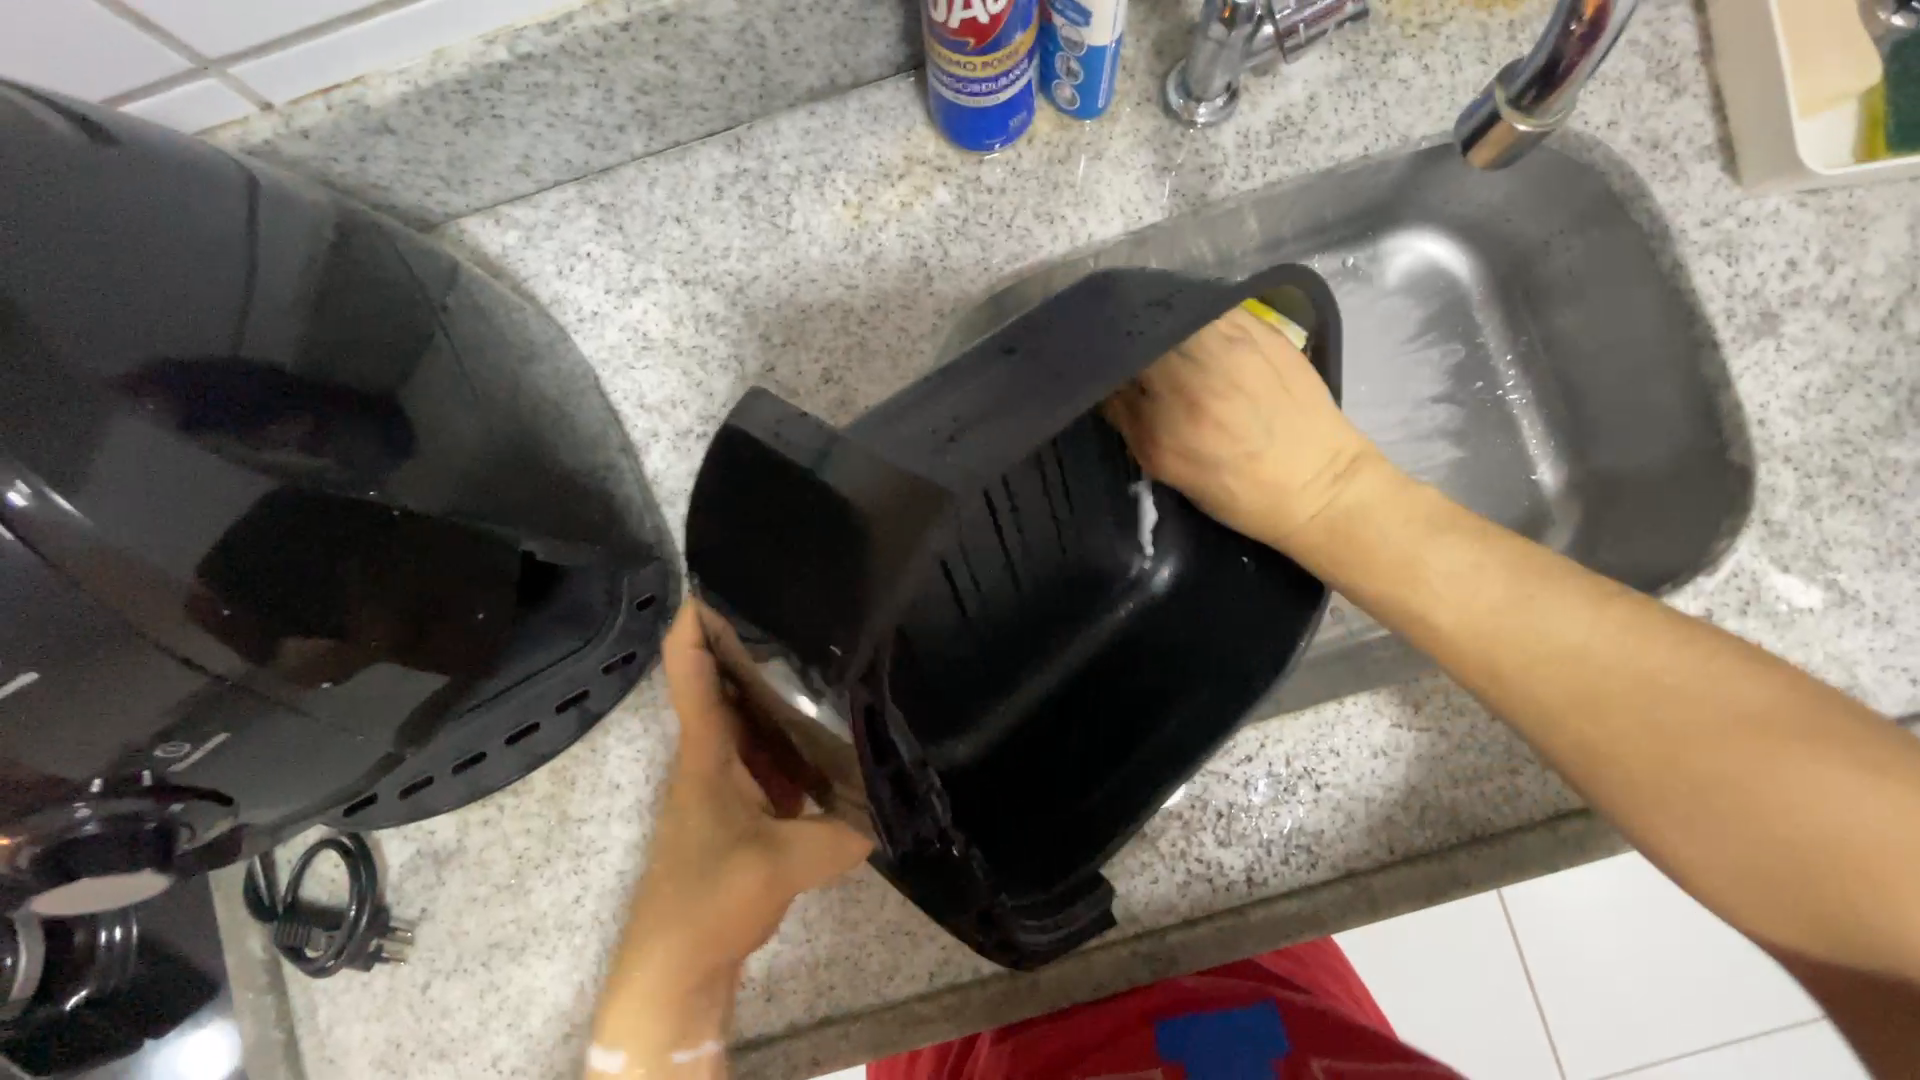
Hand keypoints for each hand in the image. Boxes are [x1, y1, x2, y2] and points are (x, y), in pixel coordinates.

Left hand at [626, 602, 873, 981]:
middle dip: (756, 641)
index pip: (688, 667)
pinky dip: (795, 739)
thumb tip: (891, 806)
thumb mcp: (782, 863)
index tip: (728, 575)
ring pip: (751, 718)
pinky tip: (834, 736)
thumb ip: (841, 832)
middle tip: (810, 609)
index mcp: (706, 750)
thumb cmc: (709, 899)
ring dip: (779, 691)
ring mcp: (727, 781)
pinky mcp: (744, 808)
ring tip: (829, 657)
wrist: (676, 967)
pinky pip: (770, 756)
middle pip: (726, 680)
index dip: (696, 617)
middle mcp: (712, 754)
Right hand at [1101, 306, 1382, 551]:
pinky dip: (1188, 316)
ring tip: (1149, 336)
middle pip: (1140, 326)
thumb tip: (1103, 381)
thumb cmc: (1237, 489)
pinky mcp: (1262, 326)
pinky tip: (1186, 331)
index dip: (1098, 355)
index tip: (1093, 364)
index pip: (1114, 357)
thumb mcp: (1164, 464)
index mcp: (1170, 403)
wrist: (1318, 483)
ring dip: (1155, 321)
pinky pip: (1209, 307)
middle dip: (1124, 334)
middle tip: (1118, 347)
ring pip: (1174, 310)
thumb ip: (1126, 416)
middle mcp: (1199, 362)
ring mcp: (1233, 337)